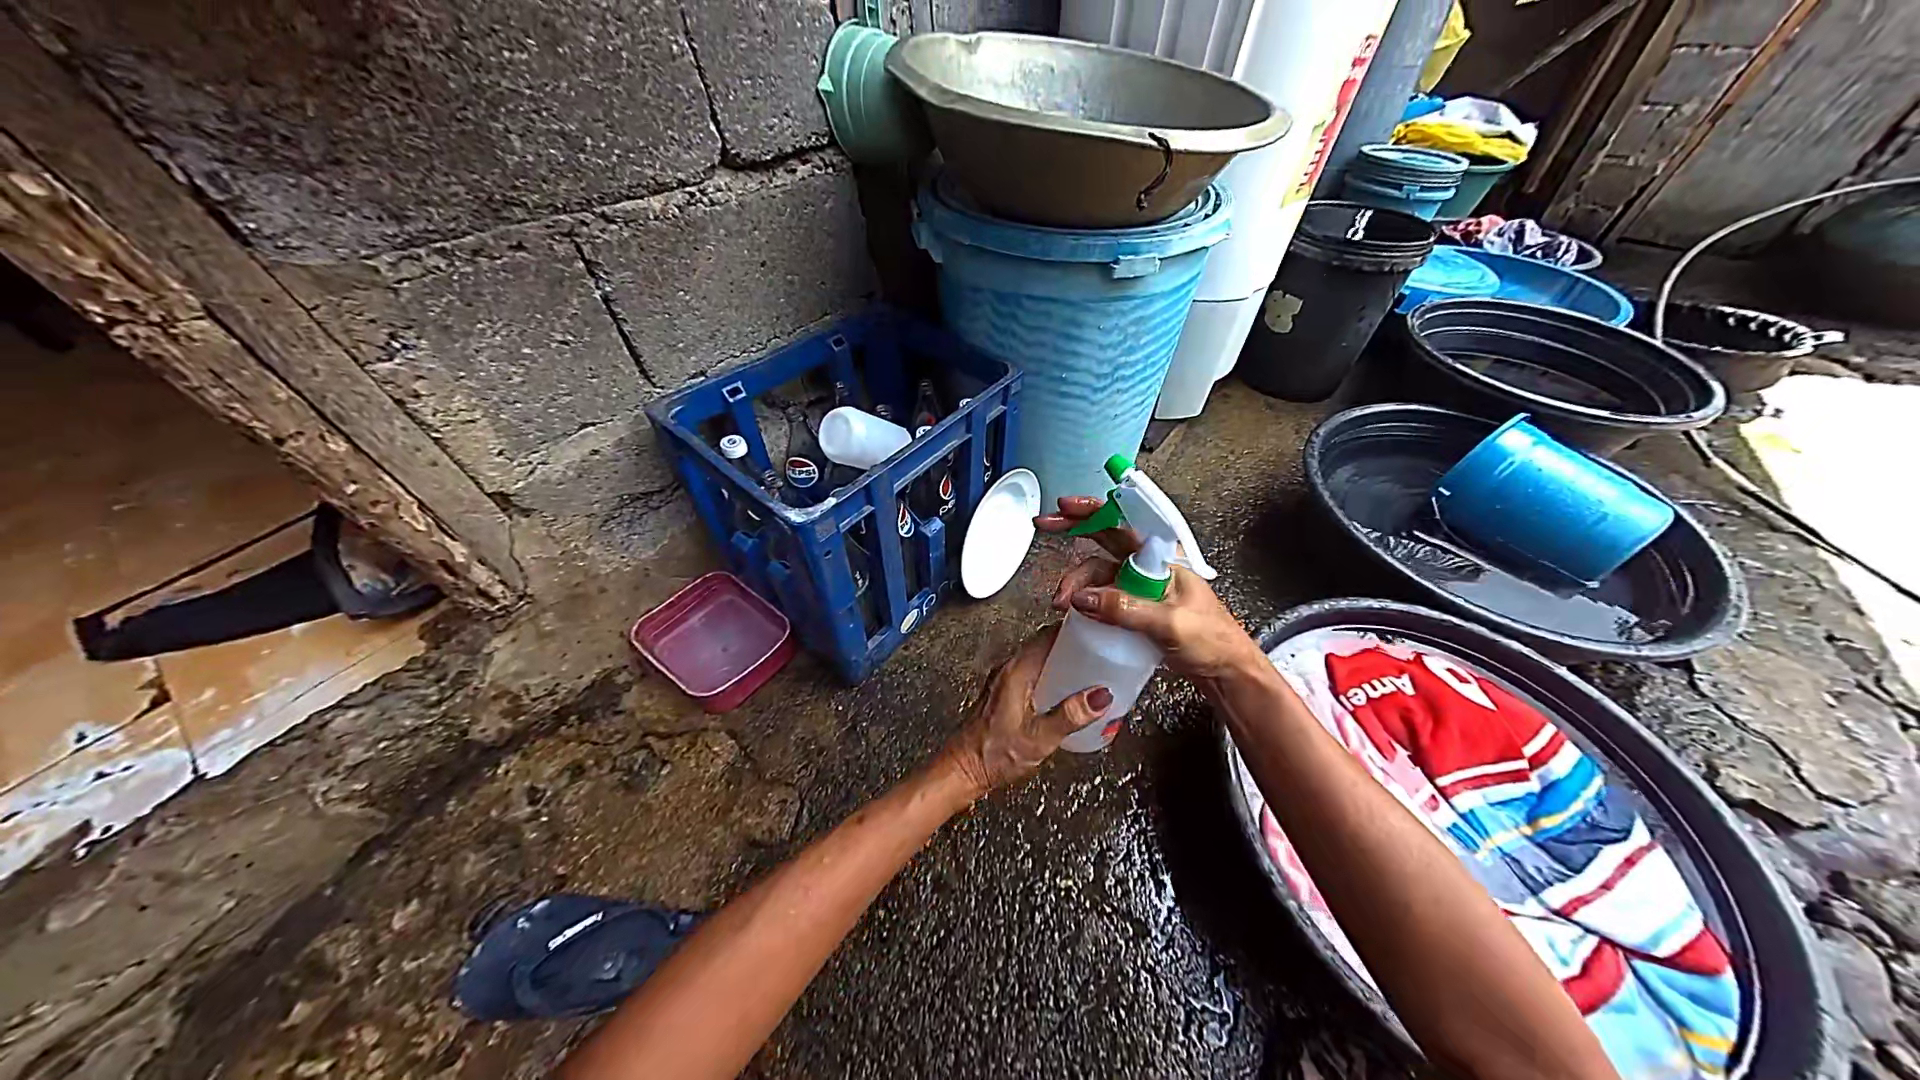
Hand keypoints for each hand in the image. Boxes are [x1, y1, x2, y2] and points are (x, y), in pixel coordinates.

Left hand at [942, 626, 1110, 794]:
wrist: (965, 768)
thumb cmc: (994, 754)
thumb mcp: (1040, 738)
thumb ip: (1071, 716)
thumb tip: (1101, 696)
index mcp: (1017, 672)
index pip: (1049, 636)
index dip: (1075, 630)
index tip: (1098, 631)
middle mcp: (1009, 669)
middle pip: (1046, 644)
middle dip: (1074, 644)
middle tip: (1102, 651)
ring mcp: (1005, 679)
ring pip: (1039, 657)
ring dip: (1063, 659)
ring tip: (1091, 669)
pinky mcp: (1005, 692)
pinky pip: (1033, 671)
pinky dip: (1052, 673)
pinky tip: (1066, 690)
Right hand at [1037, 497, 1262, 682]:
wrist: (1226, 672)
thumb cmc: (1213, 642)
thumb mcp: (1169, 623)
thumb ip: (1125, 608)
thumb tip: (1084, 598)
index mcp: (1164, 558)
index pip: (1124, 524)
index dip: (1092, 511)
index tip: (1065, 507)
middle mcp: (1150, 566)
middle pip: (1105, 539)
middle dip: (1073, 530)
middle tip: (1045, 527)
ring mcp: (1141, 586)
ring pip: (1098, 572)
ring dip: (1076, 582)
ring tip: (1062, 603)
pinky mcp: (1135, 607)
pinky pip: (1103, 596)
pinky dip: (1085, 600)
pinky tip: (1075, 611)